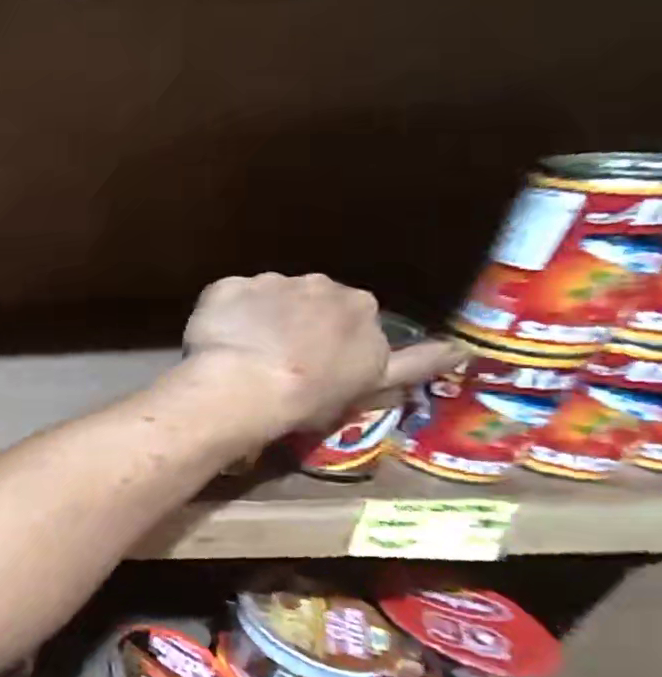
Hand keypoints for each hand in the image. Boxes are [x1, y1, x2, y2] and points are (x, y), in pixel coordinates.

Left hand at [181, 273, 464, 433]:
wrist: (248, 383)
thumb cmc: (312, 394)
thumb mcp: (374, 383)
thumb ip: (416, 363)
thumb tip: (462, 349)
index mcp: (361, 305)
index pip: (344, 316)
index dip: (324, 336)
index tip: (307, 358)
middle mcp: (320, 284)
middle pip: (303, 300)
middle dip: (289, 320)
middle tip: (270, 355)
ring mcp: (269, 282)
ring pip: (262, 296)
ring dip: (253, 315)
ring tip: (238, 349)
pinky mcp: (226, 286)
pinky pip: (223, 296)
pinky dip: (218, 313)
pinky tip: (214, 337)